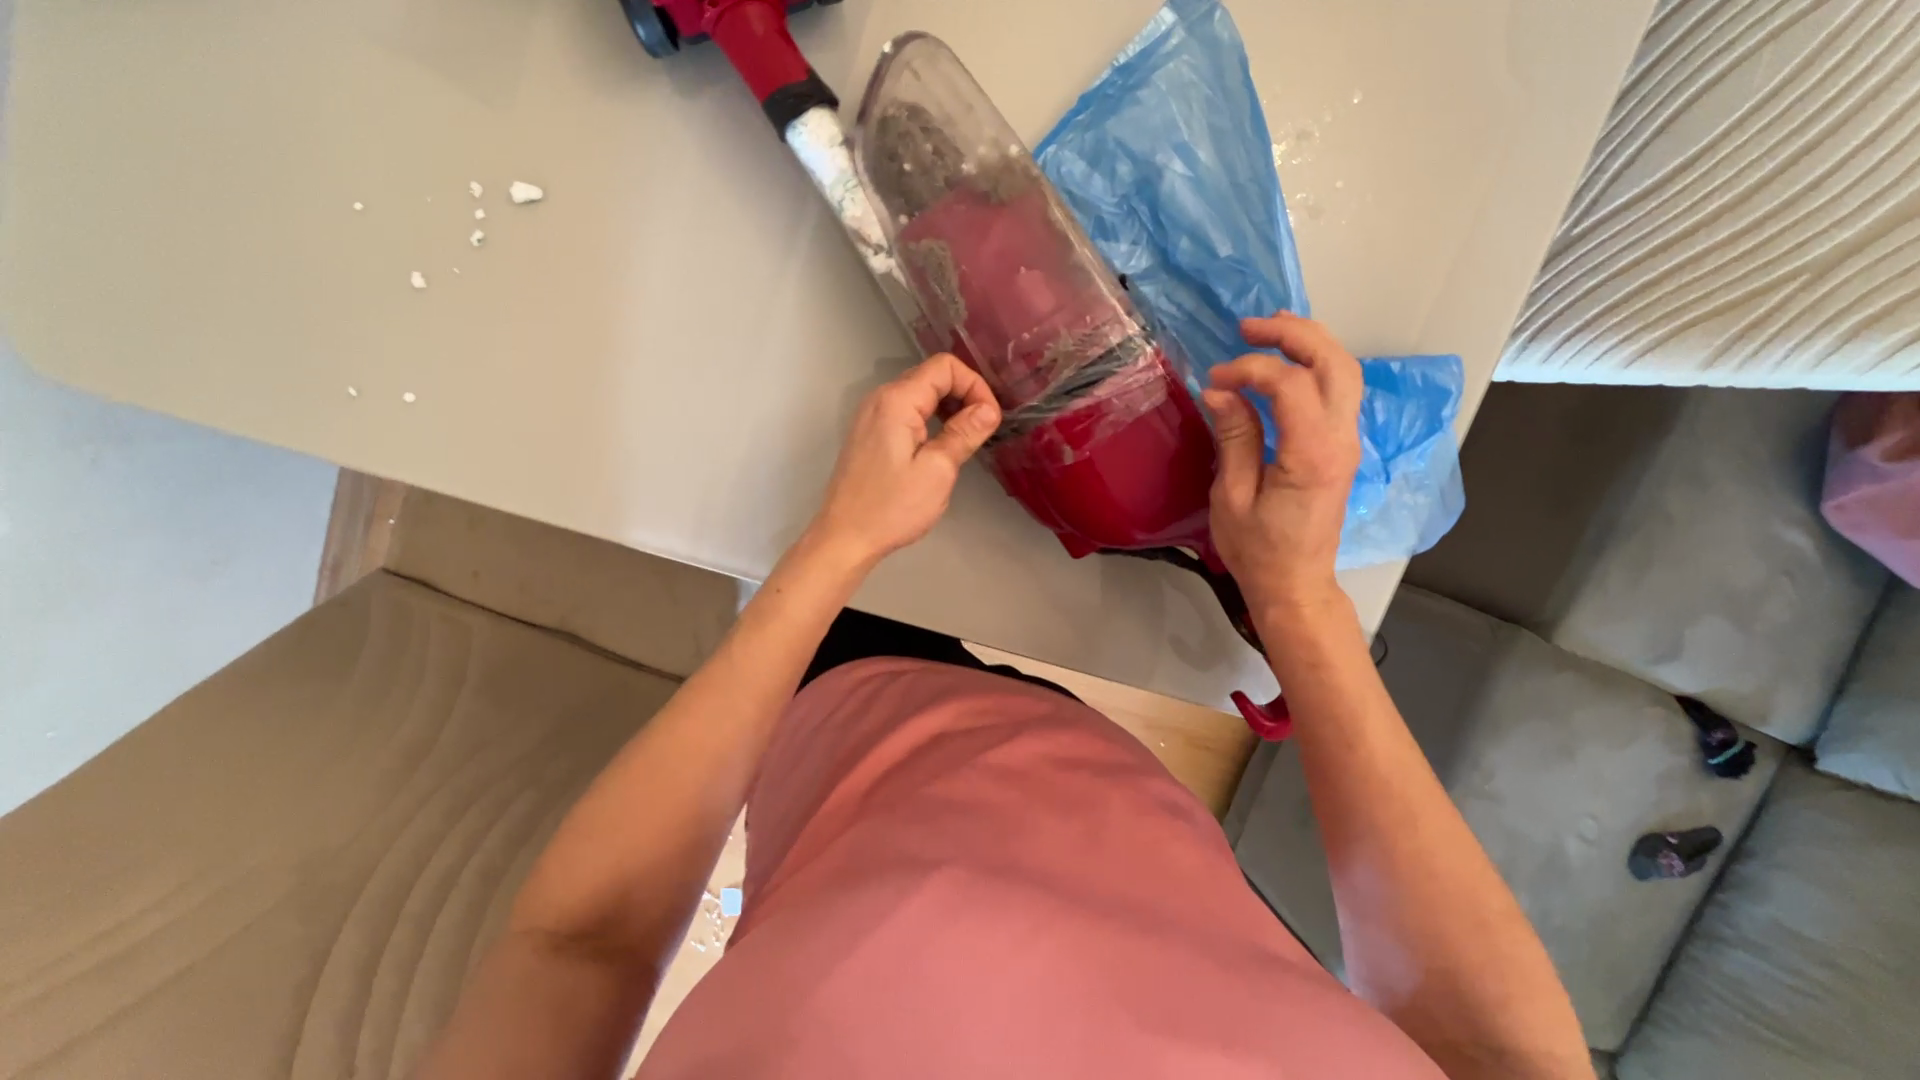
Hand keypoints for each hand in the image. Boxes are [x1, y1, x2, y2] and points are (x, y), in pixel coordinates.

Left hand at [808, 353, 1001, 568]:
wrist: (845, 537)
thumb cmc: (892, 507)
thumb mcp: (938, 470)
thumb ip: (964, 433)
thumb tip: (989, 409)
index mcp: (897, 400)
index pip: (945, 367)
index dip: (974, 385)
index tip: (989, 418)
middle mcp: (880, 398)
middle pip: (931, 376)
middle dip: (964, 395)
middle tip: (982, 430)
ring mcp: (871, 415)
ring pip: (919, 394)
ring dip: (948, 408)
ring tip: (965, 439)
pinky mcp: (870, 433)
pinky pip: (906, 412)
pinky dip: (929, 419)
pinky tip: (940, 446)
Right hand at [1203, 314, 1363, 616]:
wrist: (1295, 585)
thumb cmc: (1258, 550)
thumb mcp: (1233, 497)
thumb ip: (1233, 438)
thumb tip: (1220, 390)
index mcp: (1311, 455)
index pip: (1289, 384)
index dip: (1250, 369)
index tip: (1214, 379)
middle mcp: (1340, 440)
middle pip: (1334, 363)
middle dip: (1294, 335)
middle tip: (1249, 326)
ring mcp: (1348, 442)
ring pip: (1344, 371)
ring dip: (1310, 343)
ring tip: (1271, 327)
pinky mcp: (1341, 446)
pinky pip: (1338, 390)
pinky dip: (1316, 364)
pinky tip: (1289, 359)